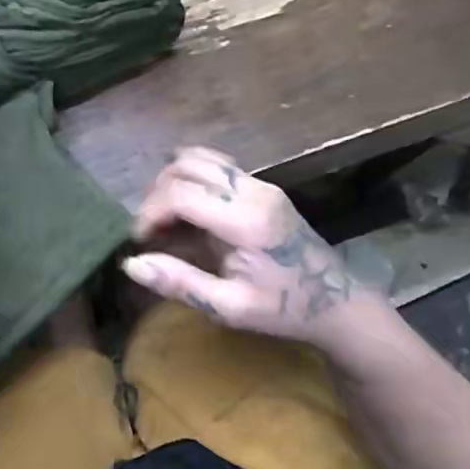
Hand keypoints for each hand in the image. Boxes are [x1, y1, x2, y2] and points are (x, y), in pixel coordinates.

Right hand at [121, 147, 372, 344]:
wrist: (337, 302)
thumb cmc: (284, 309)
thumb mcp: (229, 307)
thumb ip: (180, 283)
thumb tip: (131, 264)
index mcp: (247, 221)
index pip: (180, 193)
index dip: (149, 213)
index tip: (139, 241)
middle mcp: (253, 191)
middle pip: (184, 167)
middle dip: (156, 196)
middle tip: (150, 233)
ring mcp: (259, 183)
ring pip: (197, 159)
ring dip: (170, 183)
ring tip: (166, 220)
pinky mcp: (259, 186)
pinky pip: (213, 165)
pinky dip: (188, 179)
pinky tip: (185, 209)